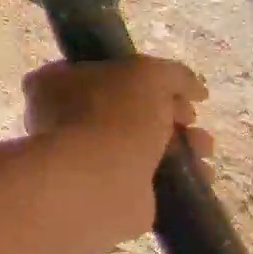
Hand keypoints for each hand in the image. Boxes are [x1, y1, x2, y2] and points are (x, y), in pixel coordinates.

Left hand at [21, 57, 213, 237]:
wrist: (99, 179)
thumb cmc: (112, 115)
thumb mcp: (146, 74)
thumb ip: (170, 73)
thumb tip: (191, 89)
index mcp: (51, 81)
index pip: (101, 71)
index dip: (142, 79)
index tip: (173, 92)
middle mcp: (57, 113)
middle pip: (126, 106)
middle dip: (169, 113)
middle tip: (187, 121)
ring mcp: (81, 150)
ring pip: (141, 140)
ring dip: (181, 143)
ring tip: (200, 149)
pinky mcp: (106, 182)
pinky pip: (148, 171)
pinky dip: (178, 172)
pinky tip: (200, 174)